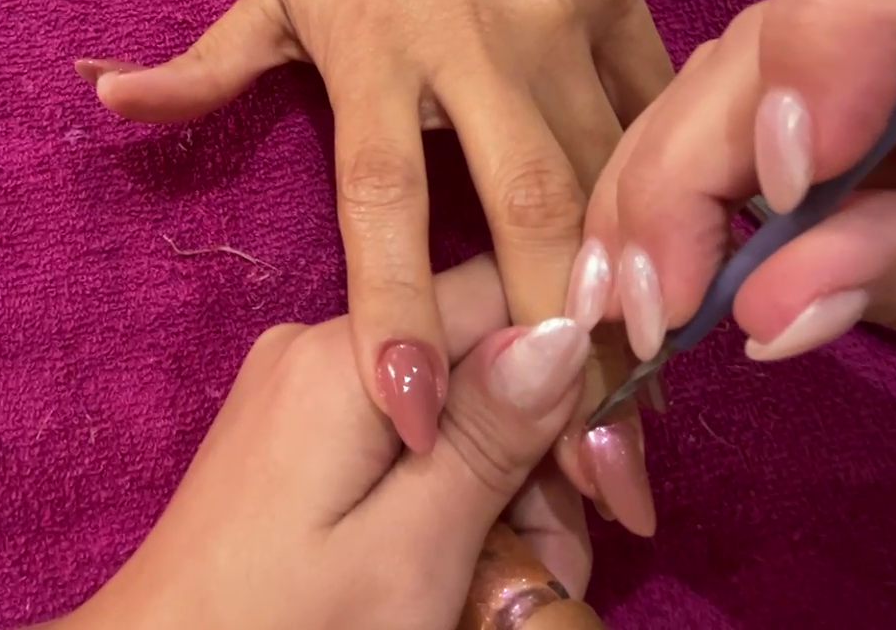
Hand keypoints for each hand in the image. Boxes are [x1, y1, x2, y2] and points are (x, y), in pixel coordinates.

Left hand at [59, 257, 593, 629]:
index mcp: (340, 354)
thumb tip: (565, 325)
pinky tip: (448, 557)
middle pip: (463, 357)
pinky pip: (388, 422)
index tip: (609, 481)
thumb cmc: (287, 626)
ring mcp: (292, 376)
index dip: (568, 373)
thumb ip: (487, 435)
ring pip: (433, 397)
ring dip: (490, 483)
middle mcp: (311, 340)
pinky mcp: (286, 415)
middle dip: (529, 457)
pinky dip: (434, 481)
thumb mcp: (409, 552)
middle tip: (555, 569)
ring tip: (503, 588)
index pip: (488, 299)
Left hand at [77, 0, 667, 533]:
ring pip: (605, 169)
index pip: (379, 196)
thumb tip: (101, 97)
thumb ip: (196, 67)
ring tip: (648, 403)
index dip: (395, 306)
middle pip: (520, 201)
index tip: (411, 411)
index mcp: (369, 51)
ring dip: (630, 285)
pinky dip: (670, 196)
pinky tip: (688, 276)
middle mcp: (470, 45)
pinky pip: (652, 113)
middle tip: (590, 463)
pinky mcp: (621, 4)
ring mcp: (557, 22)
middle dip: (556, 333)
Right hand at [582, 0, 895, 434]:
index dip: (859, 14)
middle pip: (798, 15)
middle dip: (704, 152)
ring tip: (632, 294)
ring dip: (664, 184)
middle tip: (656, 282)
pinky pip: (731, 129)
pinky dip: (678, 200)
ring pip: (737, 73)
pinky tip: (650, 268)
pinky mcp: (854, 116)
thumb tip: (763, 304)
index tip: (798, 175)